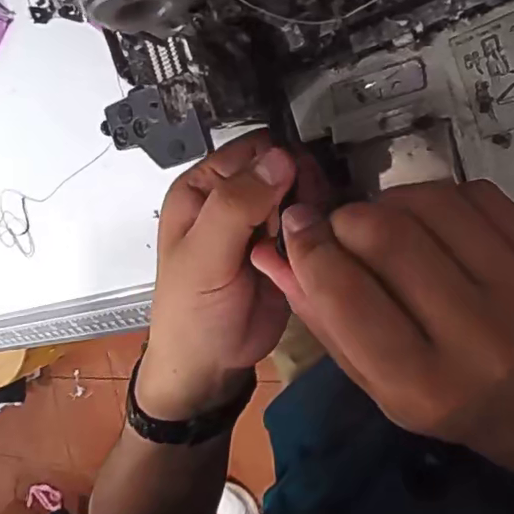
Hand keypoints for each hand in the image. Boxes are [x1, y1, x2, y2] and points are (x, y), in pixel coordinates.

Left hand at [139, 131, 295, 419]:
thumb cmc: (193, 309)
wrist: (212, 363)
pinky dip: (321, 231)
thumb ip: (237, 205)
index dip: (280, 161)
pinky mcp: (288, 247)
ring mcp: (264, 223)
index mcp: (205, 188)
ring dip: (314, 210)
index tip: (296, 188)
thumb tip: (280, 157)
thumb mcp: (206, 255)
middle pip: (286, 168)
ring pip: (304, 194)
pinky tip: (321, 246)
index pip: (254, 150)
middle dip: (303, 187)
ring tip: (309, 238)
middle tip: (304, 219)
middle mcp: (236, 198)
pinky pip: (313, 225)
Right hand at [252, 180, 513, 446]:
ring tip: (388, 225)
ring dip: (391, 202)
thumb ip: (318, 312)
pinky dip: (440, 197)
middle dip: (349, 219)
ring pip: (430, 202)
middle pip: (388, 236)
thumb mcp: (366, 372)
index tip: (297, 226)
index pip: (347, 295)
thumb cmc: (432, 391)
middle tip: (344, 228)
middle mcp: (477, 338)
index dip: (310, 248)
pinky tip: (434, 224)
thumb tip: (272, 248)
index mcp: (421, 383)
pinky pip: (474, 192)